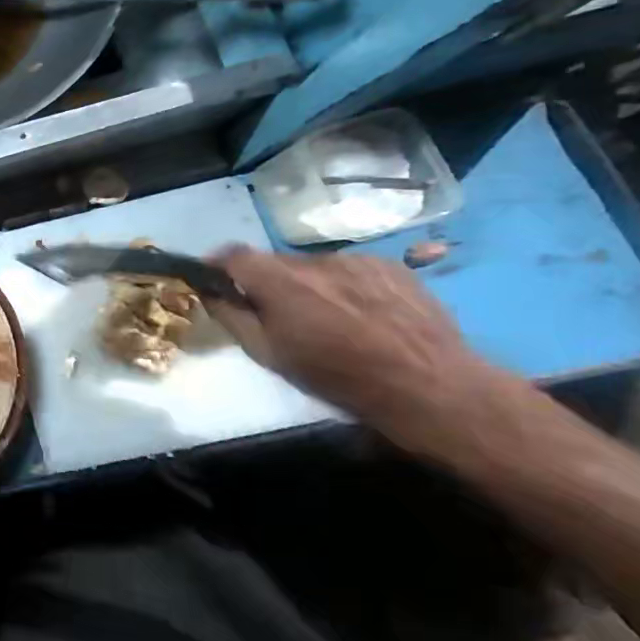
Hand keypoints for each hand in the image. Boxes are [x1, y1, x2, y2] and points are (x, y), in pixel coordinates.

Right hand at [210, 246, 501, 449]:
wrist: (429, 386)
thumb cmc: (337, 377)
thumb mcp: (269, 355)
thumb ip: (232, 317)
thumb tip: (209, 292)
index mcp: (280, 281)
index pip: (233, 254)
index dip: (217, 264)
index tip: (213, 279)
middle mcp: (314, 260)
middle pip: (274, 261)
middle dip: (264, 280)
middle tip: (273, 312)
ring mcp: (356, 260)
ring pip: (312, 266)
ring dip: (305, 284)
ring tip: (324, 317)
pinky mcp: (390, 266)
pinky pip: (349, 269)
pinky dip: (341, 286)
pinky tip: (358, 315)